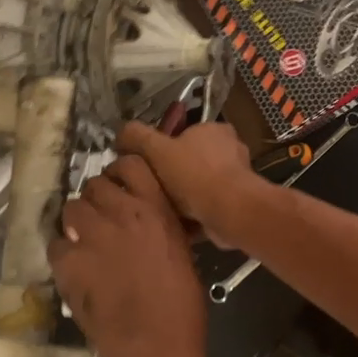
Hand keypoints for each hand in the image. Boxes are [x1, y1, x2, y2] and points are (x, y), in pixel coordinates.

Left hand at [47, 155, 205, 356]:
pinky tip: (74, 268)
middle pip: (95, 185)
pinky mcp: (67, 260)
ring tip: (85, 241)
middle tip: (103, 221)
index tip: (122, 186)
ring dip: (77, 221)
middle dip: (97, 200)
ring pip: (71, 208)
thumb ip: (161, 229)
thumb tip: (149, 226)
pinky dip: (63, 252)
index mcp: (156, 209)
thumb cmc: (181, 305)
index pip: (131, 164)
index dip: (121, 173)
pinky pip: (56, 243)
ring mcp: (91, 234)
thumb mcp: (181, 252)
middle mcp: (121, 211)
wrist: (151, 344)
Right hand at [116, 121, 266, 244]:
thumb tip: (121, 131)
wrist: (230, 211)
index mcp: (215, 130)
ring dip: (182, 199)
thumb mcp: (157, 149)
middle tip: (149, 189)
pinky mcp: (236, 204)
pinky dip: (193, 216)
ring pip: (199, 187)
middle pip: (191, 162)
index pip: (185, 134)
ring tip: (159, 209)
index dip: (164, 148)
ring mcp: (236, 179)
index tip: (147, 165)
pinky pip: (207, 208)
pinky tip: (174, 225)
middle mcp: (230, 151)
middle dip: (172, 177)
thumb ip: (137, 136)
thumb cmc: (194, 174)